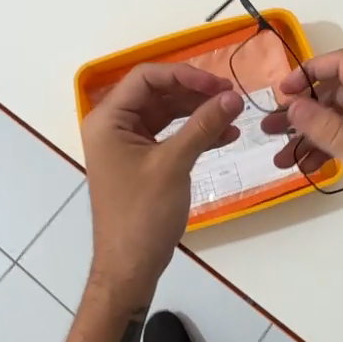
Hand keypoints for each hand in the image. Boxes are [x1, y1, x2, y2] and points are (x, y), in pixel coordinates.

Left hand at [81, 63, 243, 306]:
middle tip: (231, 97)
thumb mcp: (174, 164)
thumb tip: (234, 97)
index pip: (146, 77)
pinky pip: (171, 135)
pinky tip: (226, 136)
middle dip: (195, 93)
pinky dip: (196, 133)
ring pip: (168, 113)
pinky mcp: (143, 160)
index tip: (219, 85)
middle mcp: (115, 125)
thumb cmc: (142, 214)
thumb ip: (203, 126)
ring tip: (233, 115)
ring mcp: (128, 143)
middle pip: (158, 92)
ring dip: (199, 112)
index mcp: (108, 119)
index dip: (184, 74)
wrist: (130, 267)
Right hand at [259, 50, 342, 264]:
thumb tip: (294, 104)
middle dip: (303, 110)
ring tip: (279, 156)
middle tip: (270, 129)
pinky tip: (305, 167)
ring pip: (341, 119)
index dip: (309, 72)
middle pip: (338, 93)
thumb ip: (329, 130)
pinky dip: (328, 149)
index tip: (282, 94)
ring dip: (310, 134)